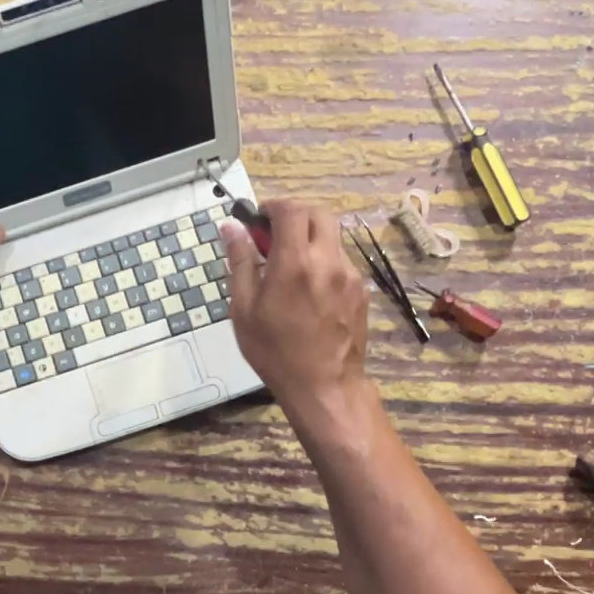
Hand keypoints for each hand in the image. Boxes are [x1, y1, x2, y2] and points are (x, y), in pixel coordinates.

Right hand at [219, 201, 370, 422]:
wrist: (324, 386)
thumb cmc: (274, 351)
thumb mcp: (244, 308)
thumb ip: (240, 262)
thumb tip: (231, 228)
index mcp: (295, 262)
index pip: (291, 210)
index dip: (273, 206)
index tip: (259, 218)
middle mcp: (328, 260)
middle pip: (318, 213)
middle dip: (295, 215)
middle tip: (274, 235)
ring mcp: (350, 275)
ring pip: (331, 237)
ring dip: (309, 239)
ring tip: (289, 268)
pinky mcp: (361, 290)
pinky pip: (340, 261)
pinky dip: (322, 261)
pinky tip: (308, 289)